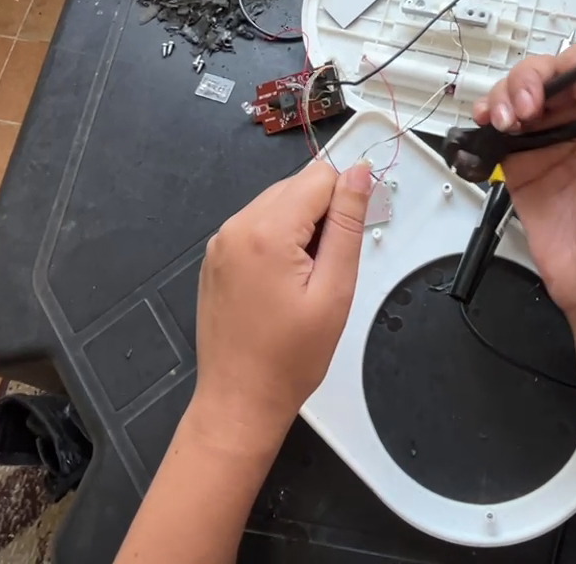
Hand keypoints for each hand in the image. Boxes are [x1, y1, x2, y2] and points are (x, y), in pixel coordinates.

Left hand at [189, 159, 373, 454]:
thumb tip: (359, 173)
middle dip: (320, 216)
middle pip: (297, 185)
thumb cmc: (290, 357)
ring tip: (301, 279)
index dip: (343, 203)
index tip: (342, 244)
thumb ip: (348, 223)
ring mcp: (221, 240)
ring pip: (278, 202)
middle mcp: (237, 225)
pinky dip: (276, 239)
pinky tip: (280, 282)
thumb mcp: (335, 289)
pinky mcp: (215, 255)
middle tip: (323, 269)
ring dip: (299, 228)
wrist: (240, 402)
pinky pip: (256, 224)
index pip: (321, 176)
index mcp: (267, 230)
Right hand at [472, 41, 575, 333]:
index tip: (572, 96)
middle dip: (529, 80)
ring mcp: (545, 140)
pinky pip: (497, 127)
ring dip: (504, 95)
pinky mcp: (519, 161)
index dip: (573, 69)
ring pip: (516, 93)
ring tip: (505, 120)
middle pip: (544, 72)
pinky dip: (486, 116)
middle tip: (527, 108)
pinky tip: (488, 122)